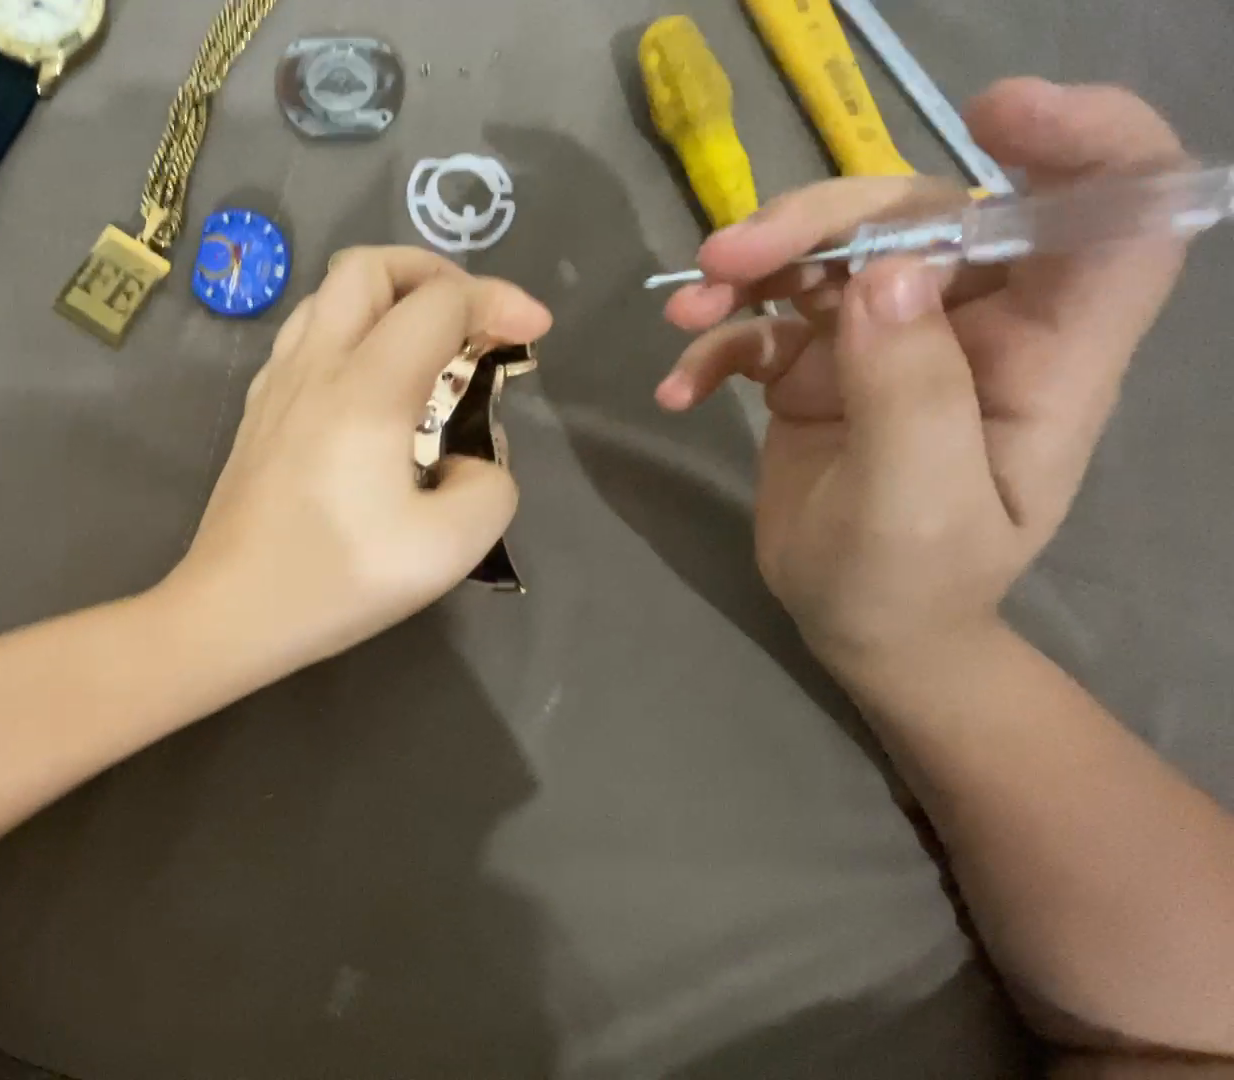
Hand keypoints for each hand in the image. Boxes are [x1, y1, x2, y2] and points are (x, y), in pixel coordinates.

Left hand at [169, 246, 552, 671]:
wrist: (231, 612)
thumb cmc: (336, 580)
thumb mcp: (448, 549)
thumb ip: (489, 488)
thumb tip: (465, 463)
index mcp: (366, 388)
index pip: (441, 302)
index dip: (500, 302)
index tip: (534, 335)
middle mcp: (314, 367)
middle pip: (367, 266)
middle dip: (432, 273)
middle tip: (470, 320)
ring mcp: (275, 387)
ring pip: (325, 297)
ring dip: (383, 299)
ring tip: (421, 345)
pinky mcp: (255, 414)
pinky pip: (301, 339)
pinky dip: (345, 333)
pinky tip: (366, 386)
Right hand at [655, 79, 1189, 666]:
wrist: (858, 623)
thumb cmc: (912, 579)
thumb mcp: (919, 504)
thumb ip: (912, 391)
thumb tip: (883, 273)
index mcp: (1045, 354)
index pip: (1110, 217)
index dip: (1079, 142)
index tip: (991, 112)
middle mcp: (970, 328)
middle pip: (918, 220)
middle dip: (820, 221)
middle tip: (723, 259)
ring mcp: (885, 344)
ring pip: (827, 260)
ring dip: (749, 273)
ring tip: (685, 315)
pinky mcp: (816, 370)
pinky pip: (763, 327)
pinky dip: (714, 348)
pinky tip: (675, 392)